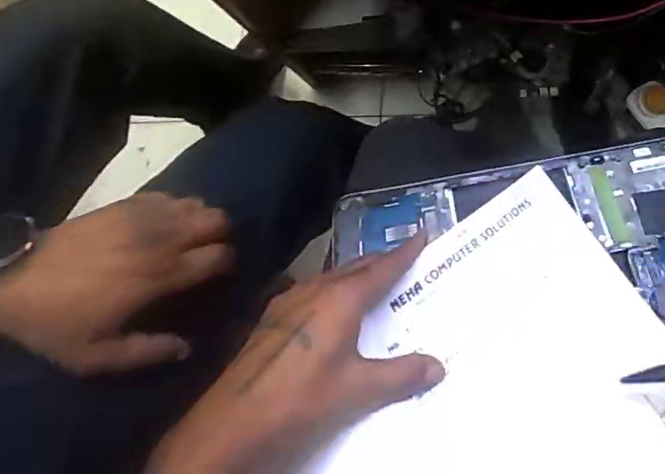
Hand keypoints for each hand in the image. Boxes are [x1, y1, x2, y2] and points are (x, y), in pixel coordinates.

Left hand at [0, 193, 234, 373]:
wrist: (11, 280)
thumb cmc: (55, 321)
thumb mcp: (93, 354)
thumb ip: (145, 352)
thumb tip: (187, 347)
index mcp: (160, 274)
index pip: (219, 256)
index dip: (227, 264)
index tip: (220, 273)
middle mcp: (163, 238)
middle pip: (219, 221)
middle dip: (220, 235)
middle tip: (207, 250)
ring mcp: (147, 216)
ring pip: (199, 204)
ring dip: (200, 218)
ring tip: (187, 234)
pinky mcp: (130, 202)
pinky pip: (171, 196)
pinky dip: (176, 207)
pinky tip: (162, 222)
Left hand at [148, 236, 444, 473]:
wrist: (225, 430)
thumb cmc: (298, 403)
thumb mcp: (356, 392)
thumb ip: (400, 376)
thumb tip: (440, 367)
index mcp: (342, 298)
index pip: (382, 268)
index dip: (405, 252)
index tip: (422, 234)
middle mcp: (316, 290)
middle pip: (357, 267)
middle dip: (381, 261)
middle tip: (403, 258)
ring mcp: (288, 303)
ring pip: (331, 278)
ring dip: (354, 275)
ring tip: (369, 279)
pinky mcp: (268, 321)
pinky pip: (309, 292)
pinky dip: (329, 291)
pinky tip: (325, 306)